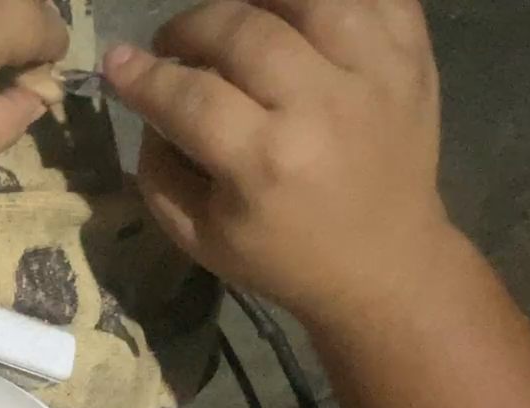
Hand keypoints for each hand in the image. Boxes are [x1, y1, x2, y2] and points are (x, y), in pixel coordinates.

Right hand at [103, 0, 451, 322]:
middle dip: (191, 26)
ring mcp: (375, 72)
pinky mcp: (412, 55)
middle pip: (242, 31)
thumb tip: (151, 111)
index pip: (190, 97)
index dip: (144, 76)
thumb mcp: (198, 238)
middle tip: (171, 42)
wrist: (379, 261)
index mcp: (263, 162)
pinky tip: (291, 16)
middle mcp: (320, 106)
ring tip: (232, 17)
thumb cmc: (278, 258)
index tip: (117, 63)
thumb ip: (160, 175)